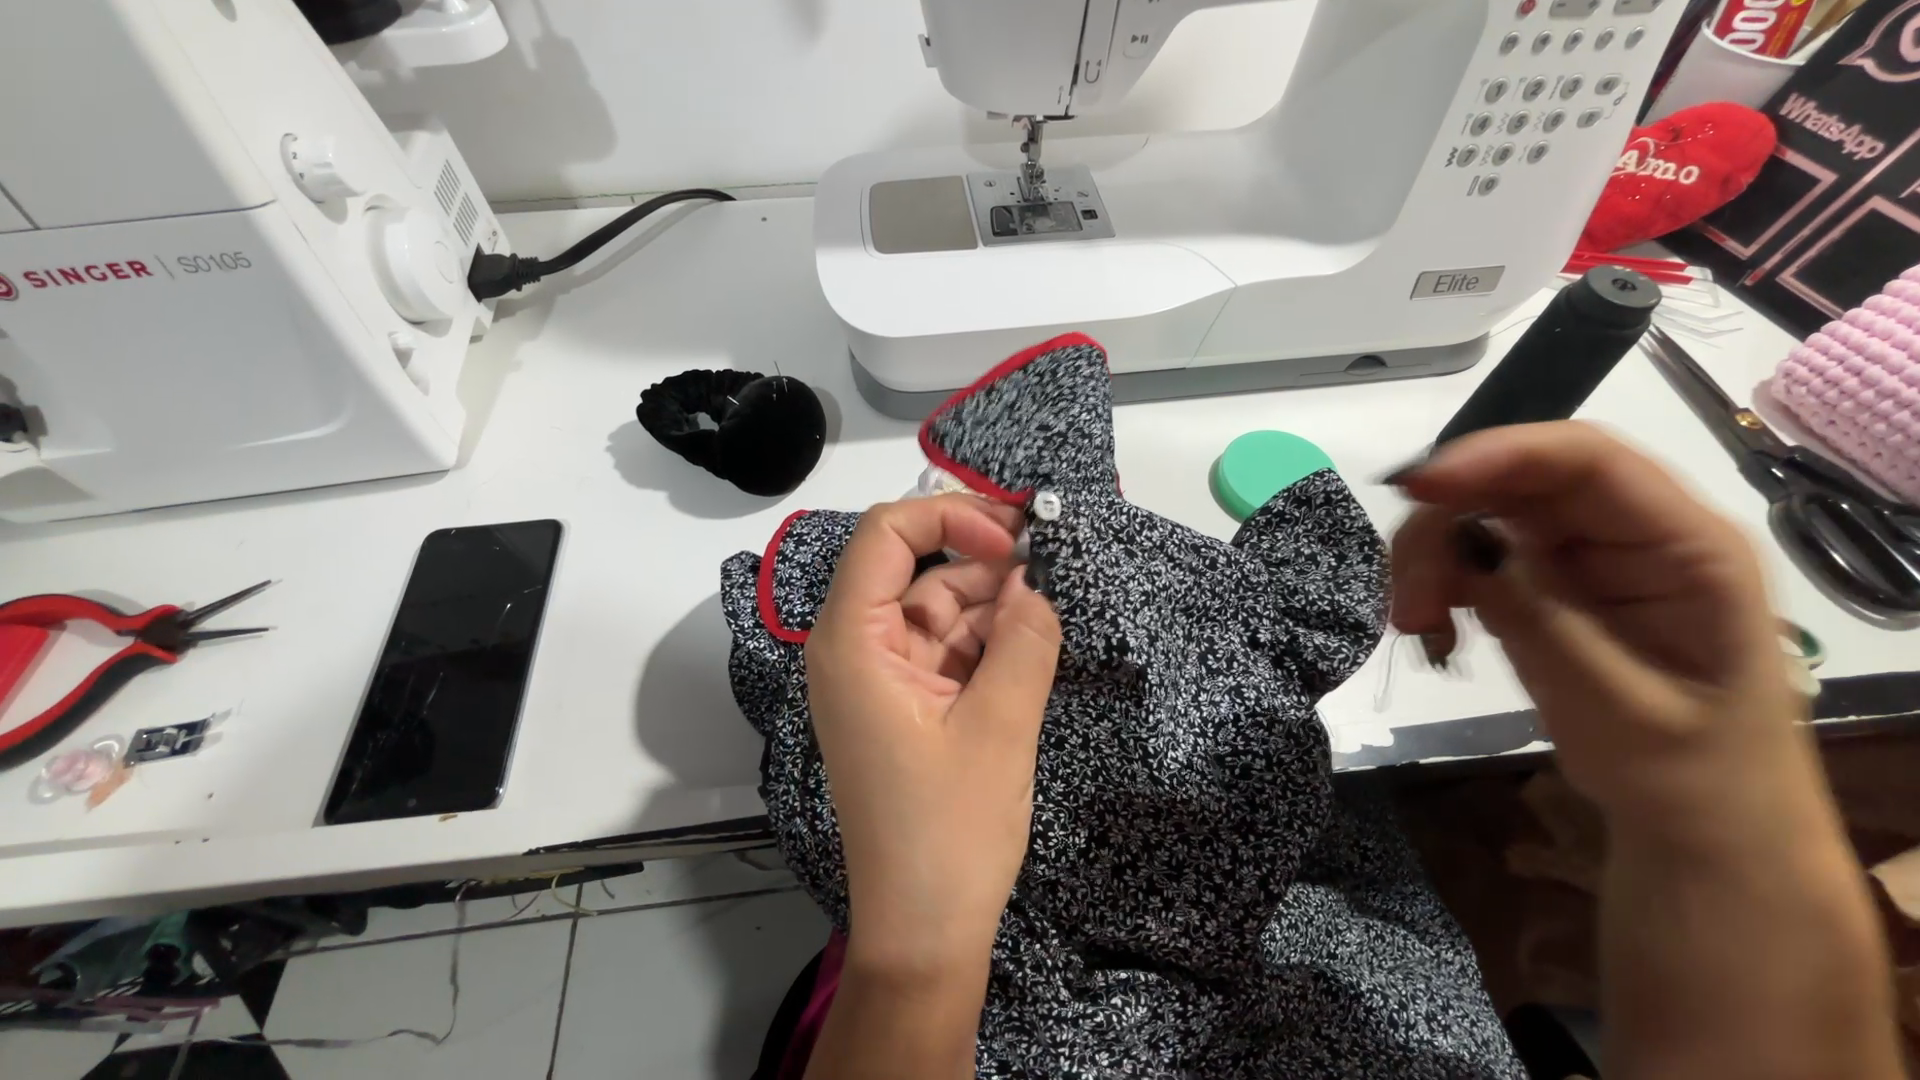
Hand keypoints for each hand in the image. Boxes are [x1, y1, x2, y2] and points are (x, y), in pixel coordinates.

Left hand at [805, 495, 1061, 977]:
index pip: (885, 534)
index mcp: (852, 642)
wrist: (924, 931)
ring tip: (1049, 610)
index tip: (1014, 543)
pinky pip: (947, 649)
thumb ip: (1024, 640)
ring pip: (937, 607)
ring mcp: (881, 677)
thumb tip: (1039, 582)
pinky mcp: (906, 704)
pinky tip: (1031, 641)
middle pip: (914, 567)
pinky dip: (988, 639)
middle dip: (982, 561)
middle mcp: (856, 649)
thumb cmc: (949, 832)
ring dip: (992, 602)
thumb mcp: (999, 726)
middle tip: (1052, 563)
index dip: (949, 517)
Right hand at [1389, 423, 1806, 827]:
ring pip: (1480, 512)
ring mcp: (1582, 555)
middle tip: (1408, 601)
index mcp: (1684, 545)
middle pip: (1516, 481)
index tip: (1417, 489)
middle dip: (1444, 523)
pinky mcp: (1542, 582)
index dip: (1498, 455)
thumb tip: (1465, 549)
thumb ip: (1542, 618)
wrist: (1699, 821)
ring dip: (1429, 557)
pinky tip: (1430, 627)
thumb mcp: (1614, 701)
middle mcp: (1630, 532)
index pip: (1587, 461)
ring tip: (1416, 624)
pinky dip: (1434, 580)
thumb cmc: (1687, 771)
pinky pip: (1470, 553)